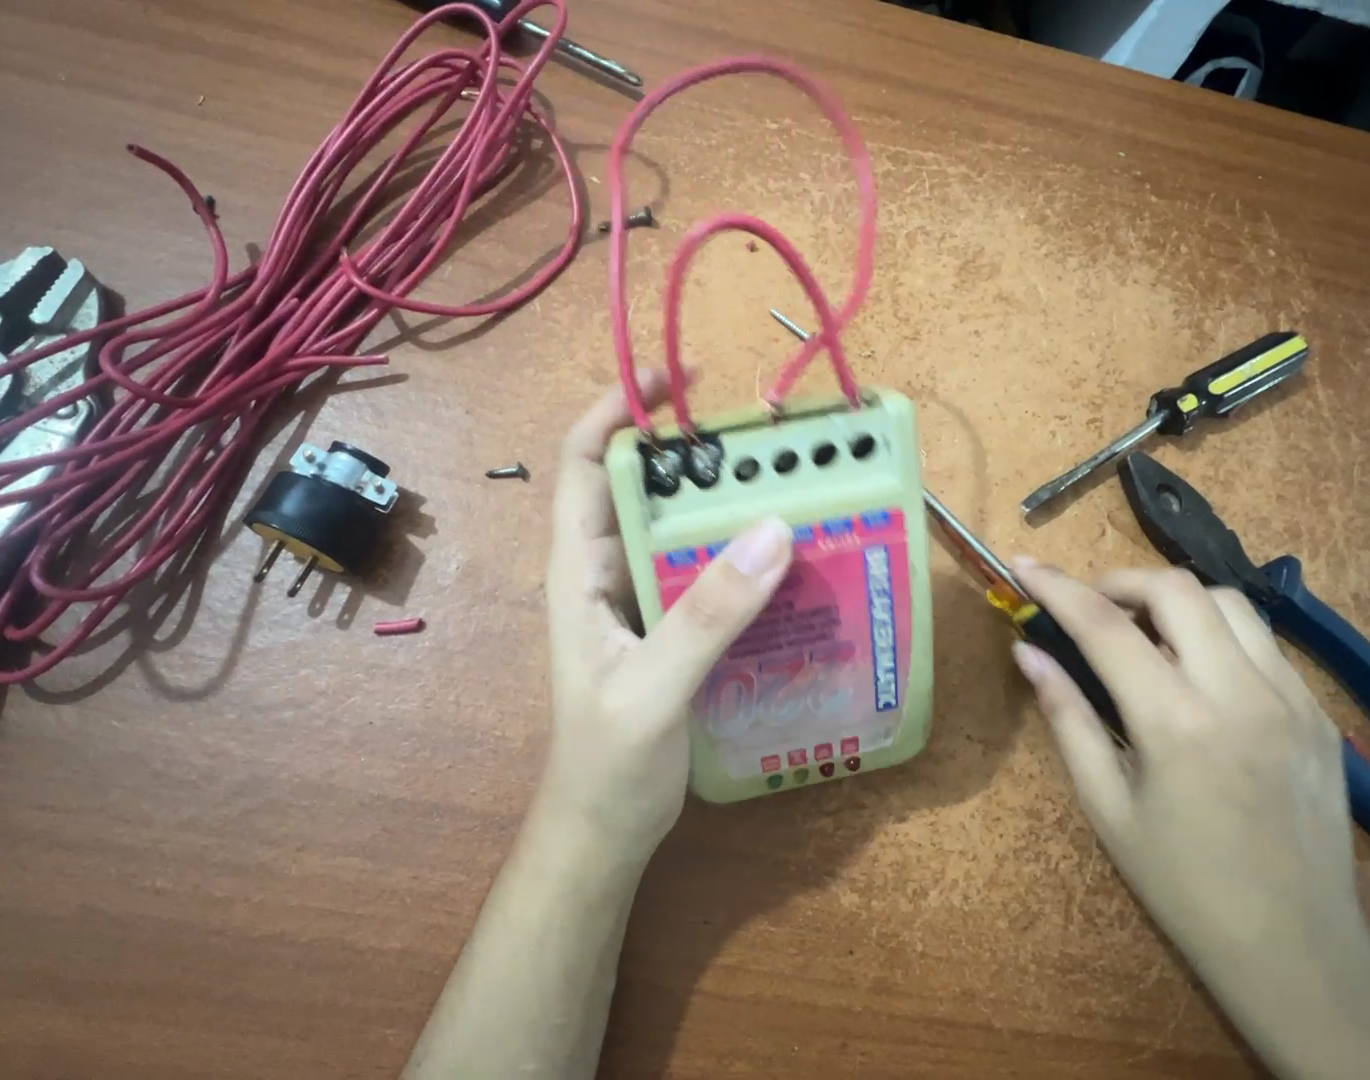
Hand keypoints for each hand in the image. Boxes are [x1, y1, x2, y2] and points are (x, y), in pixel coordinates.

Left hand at [541, 370, 793, 859]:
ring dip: (726, 503)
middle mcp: (607, 571)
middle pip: (642, 487)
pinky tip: (790, 557)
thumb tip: (774, 530)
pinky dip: (743, 555)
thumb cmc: (608, 763)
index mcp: (578, 570)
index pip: (581, 463)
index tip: (674, 378)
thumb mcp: (653, 688)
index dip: (616, 409)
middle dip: (694, 453)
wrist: (605, 830)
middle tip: (763, 438)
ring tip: (790, 485)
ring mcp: (642, 600)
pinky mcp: (673, 628)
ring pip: (680, 529)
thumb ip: (706, 615)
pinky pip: (707, 573)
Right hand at [1010, 562, 1369, 1079]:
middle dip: (1121, 581)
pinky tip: (1195, 673)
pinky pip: (1264, 643)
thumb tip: (1028, 653)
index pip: (1105, 626)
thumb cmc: (1180, 882)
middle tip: (1089, 607)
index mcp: (1176, 723)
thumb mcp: (1105, 805)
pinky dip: (1216, 634)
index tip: (1023, 564)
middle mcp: (1240, 694)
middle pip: (1178, 589)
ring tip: (1143, 634)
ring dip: (1175, 601)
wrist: (1294, 944)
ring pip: (1229, 603)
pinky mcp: (1318, 712)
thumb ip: (1067, 717)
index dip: (1058, 587)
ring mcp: (1292, 698)